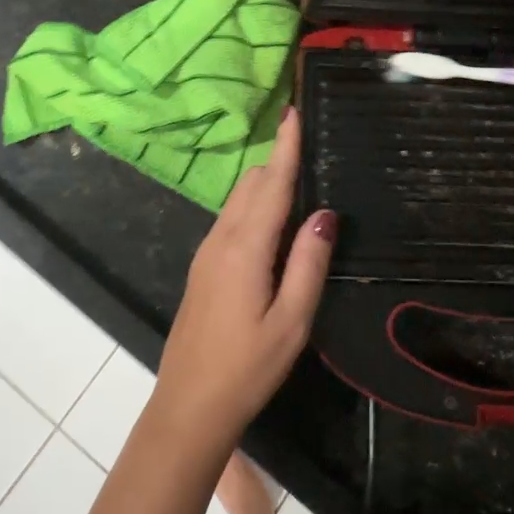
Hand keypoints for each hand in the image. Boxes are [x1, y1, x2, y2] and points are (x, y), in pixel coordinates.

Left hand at [154, 110, 337, 437]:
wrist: (188, 404)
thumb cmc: (247, 366)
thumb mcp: (292, 321)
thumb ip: (309, 263)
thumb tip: (325, 213)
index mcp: (245, 246)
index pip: (271, 182)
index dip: (285, 146)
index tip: (293, 110)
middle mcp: (221, 238)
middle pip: (251, 183)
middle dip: (280, 163)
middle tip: (315, 157)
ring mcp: (207, 251)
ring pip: (238, 200)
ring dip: (266, 185)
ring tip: (302, 188)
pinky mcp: (203, 267)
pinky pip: (231, 220)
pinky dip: (255, 208)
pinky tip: (275, 228)